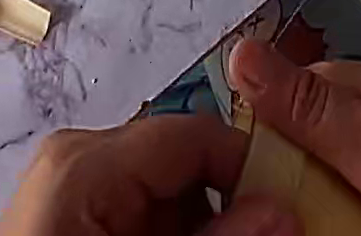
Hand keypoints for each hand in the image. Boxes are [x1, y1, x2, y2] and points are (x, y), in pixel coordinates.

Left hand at [0, 114, 299, 235]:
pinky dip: (172, 232)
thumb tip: (288, 212)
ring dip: (203, 224)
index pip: (200, 135)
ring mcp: (74, 182)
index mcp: (88, 162)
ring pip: (170, 190)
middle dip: (227, 206)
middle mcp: (81, 156)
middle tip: (267, 234)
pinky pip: (143, 209)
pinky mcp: (72, 208)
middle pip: (188, 164)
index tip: (287, 206)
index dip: (250, 167)